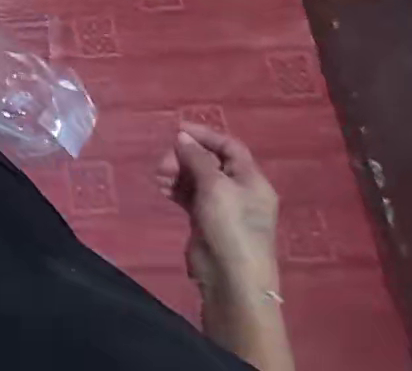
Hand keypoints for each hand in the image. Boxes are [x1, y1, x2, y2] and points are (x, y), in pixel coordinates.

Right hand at [155, 123, 279, 297]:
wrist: (231, 281)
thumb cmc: (230, 226)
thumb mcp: (215, 185)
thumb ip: (197, 157)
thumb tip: (182, 136)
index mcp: (251, 179)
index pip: (229, 146)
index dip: (204, 135)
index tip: (177, 130)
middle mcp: (239, 190)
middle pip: (209, 161)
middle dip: (185, 157)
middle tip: (164, 163)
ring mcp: (223, 207)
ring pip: (197, 178)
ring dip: (177, 172)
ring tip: (159, 177)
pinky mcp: (207, 221)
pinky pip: (190, 195)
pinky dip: (176, 188)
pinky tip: (162, 188)